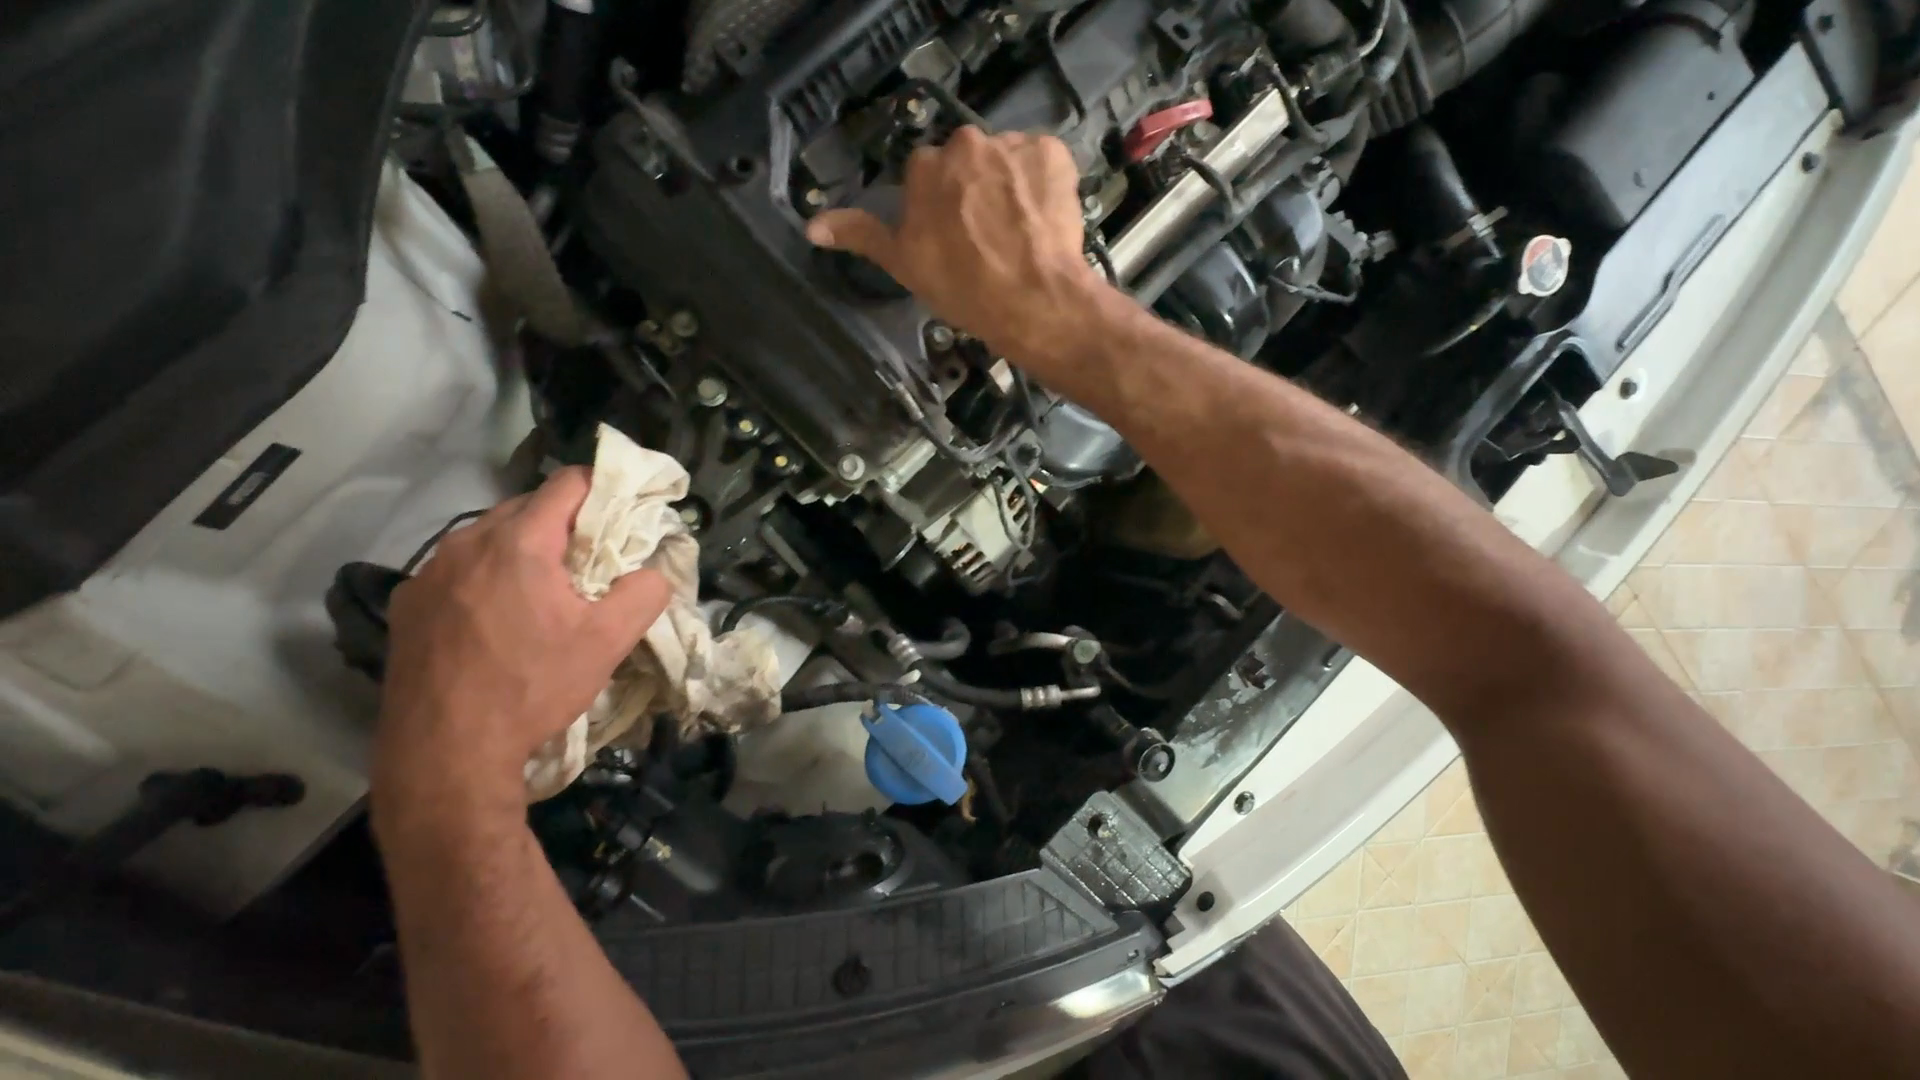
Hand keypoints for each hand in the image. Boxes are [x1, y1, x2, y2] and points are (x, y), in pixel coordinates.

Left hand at [371, 468, 671, 833]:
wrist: (445, 751)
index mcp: (521, 542)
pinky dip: (483, 579)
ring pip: (487, 538)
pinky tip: (493, 621)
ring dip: (520, 551)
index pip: (568, 483)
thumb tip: (655, 572)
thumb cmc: (532, 688)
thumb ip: (644, 593)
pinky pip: (456, 570)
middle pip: (527, 507)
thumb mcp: (607, 642)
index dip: (603, 490)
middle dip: (563, 525)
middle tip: (589, 565)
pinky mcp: (407, 603)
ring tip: (540, 594)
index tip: (623, 516)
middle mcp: (467, 542)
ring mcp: (429, 572)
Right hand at [806, 127, 1106, 373]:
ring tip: (1019, 232)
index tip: (952, 235)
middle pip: (968, 161)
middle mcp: (965, 143)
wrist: (1033, 299)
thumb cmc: (963, 288)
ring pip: (1006, 160)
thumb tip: (812, 225)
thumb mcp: (904, 265)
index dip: (940, 206)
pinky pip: (1043, 162)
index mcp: (924, 166)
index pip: (928, 174)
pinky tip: (1043, 220)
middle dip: (975, 189)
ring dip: (1010, 185)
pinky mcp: (1053, 153)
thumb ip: (860, 234)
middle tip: (988, 235)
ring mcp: (1012, 145)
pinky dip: (1043, 184)